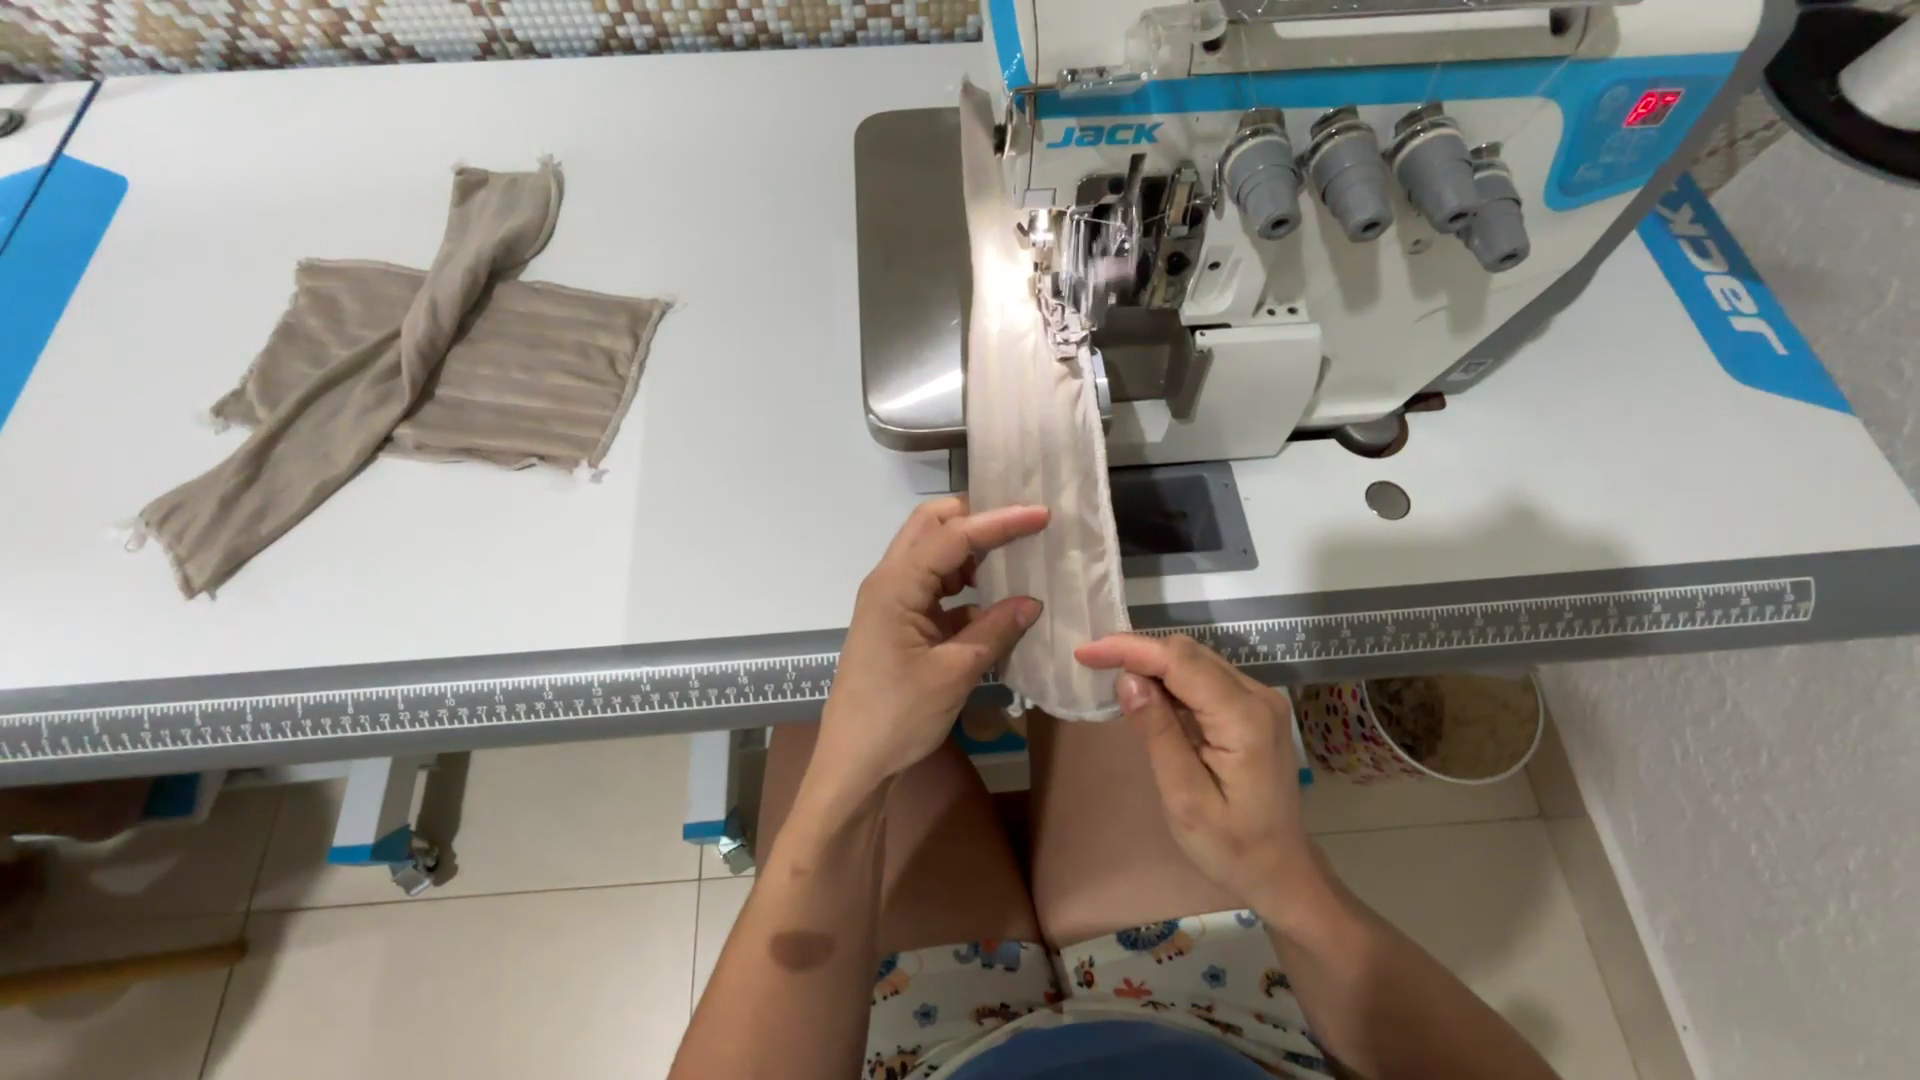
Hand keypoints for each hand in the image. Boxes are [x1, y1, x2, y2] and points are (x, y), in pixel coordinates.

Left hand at [813, 497, 1048, 796]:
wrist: (853, 763)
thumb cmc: (897, 717)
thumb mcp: (954, 673)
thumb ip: (995, 630)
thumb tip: (1033, 602)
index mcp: (895, 585)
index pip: (952, 535)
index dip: (999, 521)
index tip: (1042, 514)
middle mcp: (889, 582)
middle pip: (932, 527)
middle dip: (976, 517)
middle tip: (1023, 521)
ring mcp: (892, 602)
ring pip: (934, 555)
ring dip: (972, 550)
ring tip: (1019, 552)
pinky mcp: (899, 623)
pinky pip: (936, 589)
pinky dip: (967, 586)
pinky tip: (1000, 598)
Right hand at [1075, 633, 1325, 928]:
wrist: (1281, 871)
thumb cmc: (1231, 846)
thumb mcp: (1184, 798)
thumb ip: (1158, 734)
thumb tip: (1127, 680)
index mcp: (1244, 720)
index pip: (1181, 662)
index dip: (1130, 649)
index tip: (1086, 653)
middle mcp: (1258, 697)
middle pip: (1188, 653)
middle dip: (1136, 652)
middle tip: (1091, 664)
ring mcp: (1259, 700)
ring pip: (1196, 659)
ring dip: (1151, 663)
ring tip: (1110, 676)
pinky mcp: (1253, 708)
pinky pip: (1205, 677)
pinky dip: (1170, 678)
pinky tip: (1146, 695)